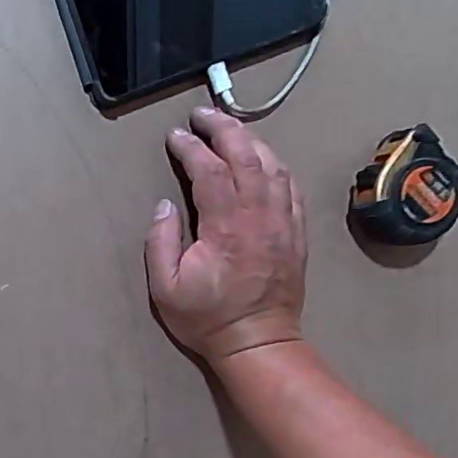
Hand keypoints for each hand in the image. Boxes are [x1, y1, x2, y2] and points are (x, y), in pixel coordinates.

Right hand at [145, 107, 307, 363]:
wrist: (258, 342)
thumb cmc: (208, 319)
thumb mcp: (166, 289)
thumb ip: (161, 242)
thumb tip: (165, 205)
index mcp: (226, 227)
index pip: (209, 171)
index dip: (191, 148)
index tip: (175, 136)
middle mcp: (259, 216)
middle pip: (246, 155)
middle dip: (222, 128)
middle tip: (202, 115)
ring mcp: (283, 222)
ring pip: (273, 165)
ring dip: (250, 140)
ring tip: (230, 129)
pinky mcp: (296, 232)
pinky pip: (291, 187)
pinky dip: (276, 164)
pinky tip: (264, 158)